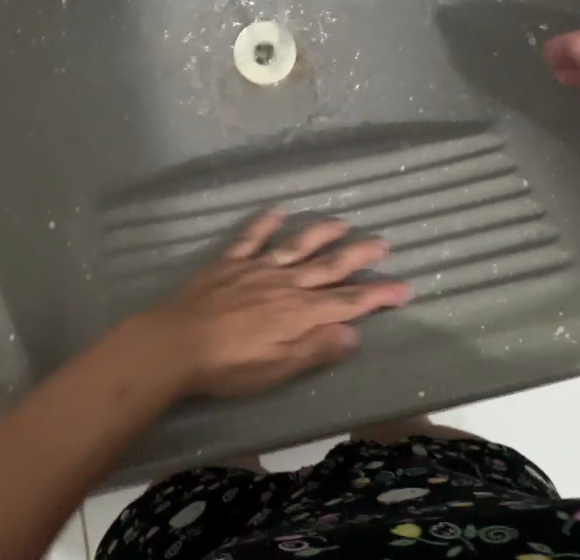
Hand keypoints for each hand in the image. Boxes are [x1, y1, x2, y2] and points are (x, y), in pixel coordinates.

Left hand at [136, 210, 410, 398]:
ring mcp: (256, 268)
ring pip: (296, 246)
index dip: (377, 295)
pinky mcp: (229, 263)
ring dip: (321, 234)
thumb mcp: (278, 368)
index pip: (347, 302)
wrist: (175, 342)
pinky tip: (278, 211)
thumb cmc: (228, 365)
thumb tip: (354, 332)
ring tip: (342, 222)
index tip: (403, 288)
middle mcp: (284, 283)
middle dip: (358, 256)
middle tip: (382, 244)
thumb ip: (316, 348)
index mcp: (299, 312)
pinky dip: (265, 223)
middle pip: (328, 267)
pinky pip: (251, 238)